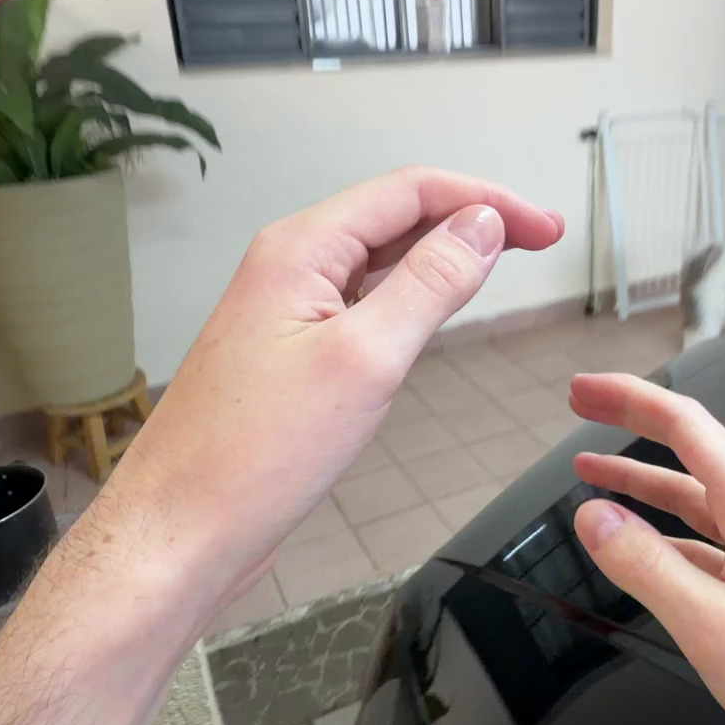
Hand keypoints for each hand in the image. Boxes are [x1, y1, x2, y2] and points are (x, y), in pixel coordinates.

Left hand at [0, 170, 560, 724]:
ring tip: (500, 262)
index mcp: (302, 248)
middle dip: (471, 220)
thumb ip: (429, 283)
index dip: (486, 199)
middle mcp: (292, 266)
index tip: (542, 227)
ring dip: (443, 255)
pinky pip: (364, 303)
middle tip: (538, 241)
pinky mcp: (294, 352)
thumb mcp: (365, 359)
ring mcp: (290, 310)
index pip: (412, 191)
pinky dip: (411, 296)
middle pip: (397, 217)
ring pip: (381, 260)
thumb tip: (481, 226)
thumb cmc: (254, 455)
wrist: (181, 533)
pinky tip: (435, 306)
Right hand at [566, 373, 724, 724]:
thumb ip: (648, 568)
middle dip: (632, 424)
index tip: (584, 391)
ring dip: (643, 482)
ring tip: (595, 473)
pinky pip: (711, 543)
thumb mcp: (719, 632)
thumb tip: (593, 517)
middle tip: (584, 408)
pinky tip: (643, 547)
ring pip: (698, 499)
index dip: (629, 399)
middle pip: (692, 452)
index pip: (687, 426)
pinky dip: (667, 534)